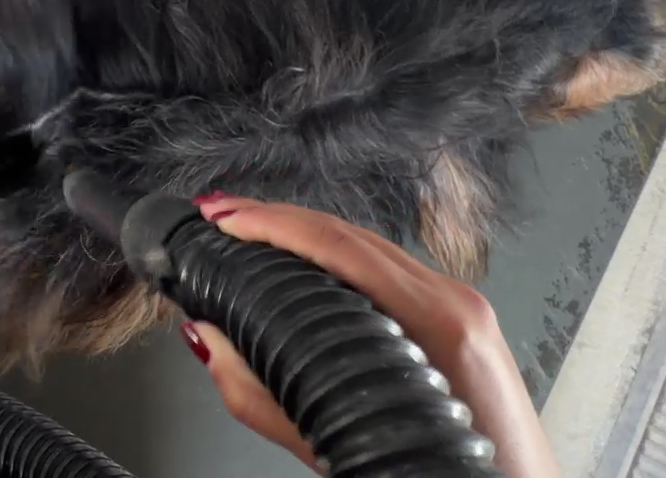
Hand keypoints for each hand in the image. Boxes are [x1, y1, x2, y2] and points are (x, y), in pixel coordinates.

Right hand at [180, 198, 560, 477]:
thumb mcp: (348, 451)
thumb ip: (265, 400)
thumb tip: (206, 341)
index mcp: (439, 326)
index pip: (337, 246)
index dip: (270, 222)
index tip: (223, 219)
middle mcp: (453, 303)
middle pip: (346, 231)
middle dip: (272, 216)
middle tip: (217, 215)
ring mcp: (458, 304)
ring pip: (361, 238)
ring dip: (295, 226)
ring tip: (243, 225)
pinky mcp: (454, 313)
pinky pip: (378, 260)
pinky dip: (325, 246)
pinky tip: (294, 249)